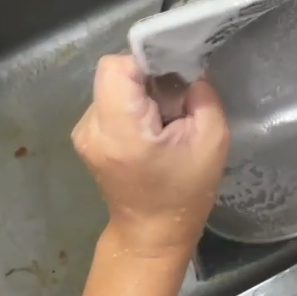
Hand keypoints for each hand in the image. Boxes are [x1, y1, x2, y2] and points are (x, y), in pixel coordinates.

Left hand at [72, 55, 228, 259]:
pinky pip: (109, 101)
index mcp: (120, 129)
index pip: (117, 66)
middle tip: (174, 104)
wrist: (152, 232)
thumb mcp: (212, 139)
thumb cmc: (185, 190)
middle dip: (147, 79)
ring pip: (112, 86)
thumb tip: (188, 73)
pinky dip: (131, 106)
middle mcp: (92, 127)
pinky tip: (149, 130)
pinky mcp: (87, 136)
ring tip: (163, 121)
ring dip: (140, 93)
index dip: (147, 63)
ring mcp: (84, 133)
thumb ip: (203, 96)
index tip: (172, 79)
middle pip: (114, 74)